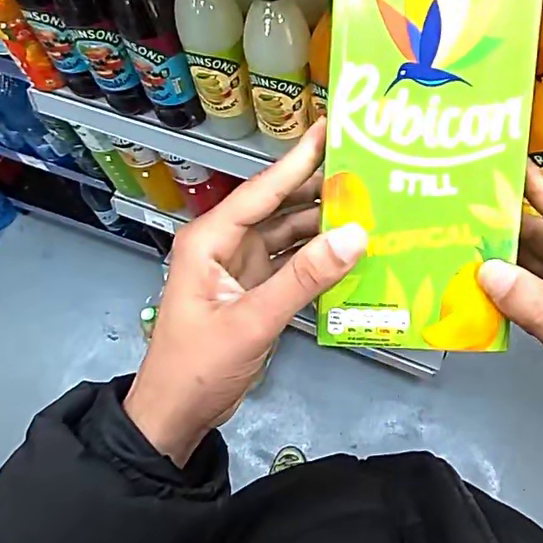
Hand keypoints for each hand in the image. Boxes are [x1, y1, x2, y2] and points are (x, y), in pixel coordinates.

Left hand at [125, 121, 367, 466]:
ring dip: (321, 223)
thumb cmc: (198, 365)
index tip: (330, 129)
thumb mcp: (252, 321)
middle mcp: (225, 243)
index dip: (298, 159)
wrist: (175, 414)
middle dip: (317, 187)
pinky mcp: (252, 288)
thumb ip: (304, 279)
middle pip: (277, 207)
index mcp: (211, 239)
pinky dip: (316, 256)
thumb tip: (355, 236)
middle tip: (363, 166)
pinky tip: (347, 249)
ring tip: (366, 204)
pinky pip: (290, 262)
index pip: (262, 190)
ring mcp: (240, 266)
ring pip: (286, 234)